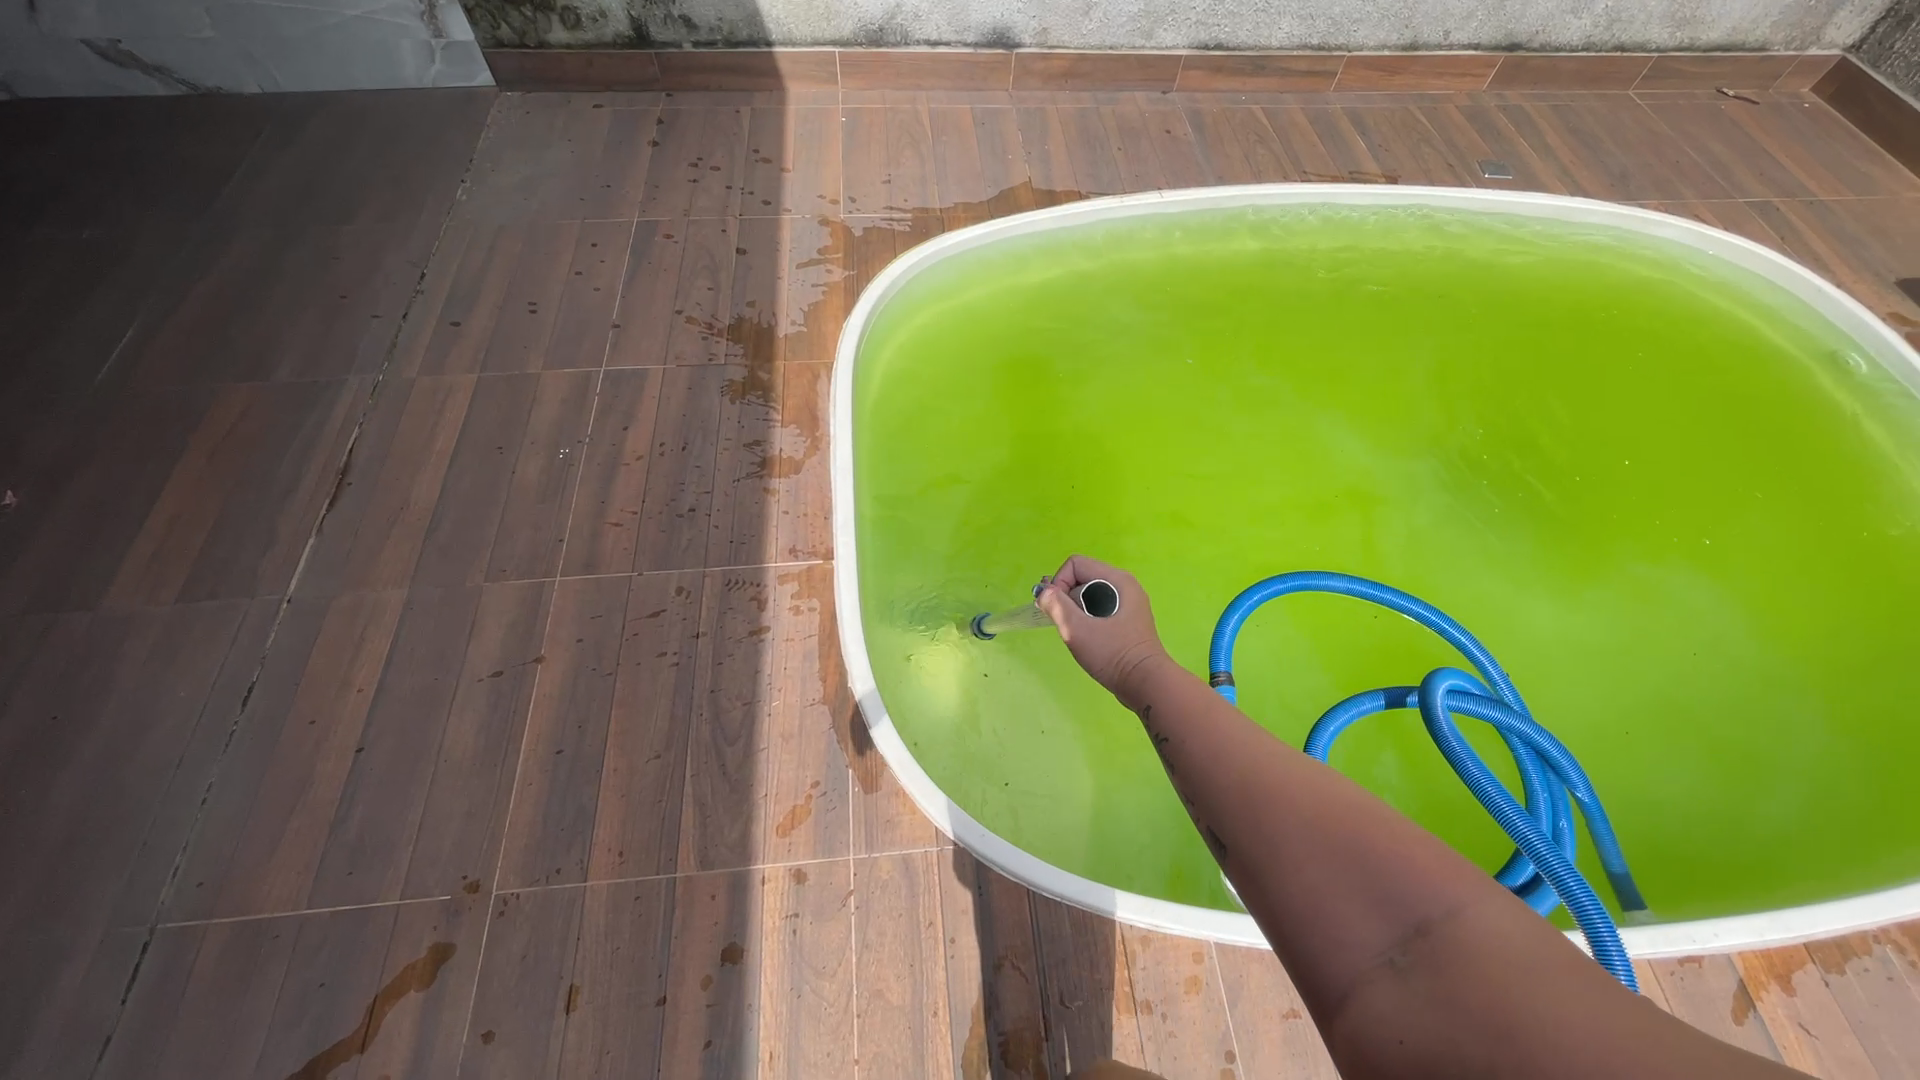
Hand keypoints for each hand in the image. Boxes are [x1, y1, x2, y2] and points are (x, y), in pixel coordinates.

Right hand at [1037, 555, 1171, 708]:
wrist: (1146, 683)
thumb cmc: (1112, 654)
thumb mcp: (1076, 629)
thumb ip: (1056, 606)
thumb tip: (1044, 592)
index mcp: (1116, 580)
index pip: (1075, 564)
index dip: (1059, 583)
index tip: (1057, 610)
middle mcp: (1124, 585)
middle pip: (1082, 577)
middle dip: (1066, 598)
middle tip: (1065, 623)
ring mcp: (1127, 602)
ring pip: (1089, 594)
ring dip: (1075, 610)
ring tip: (1077, 632)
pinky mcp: (1126, 618)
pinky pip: (1098, 606)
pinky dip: (1087, 618)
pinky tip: (1087, 637)